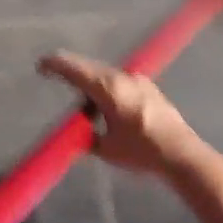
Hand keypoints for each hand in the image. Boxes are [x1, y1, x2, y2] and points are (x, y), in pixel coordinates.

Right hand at [38, 50, 213, 180]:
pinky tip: (103, 104)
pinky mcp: (150, 90)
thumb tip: (77, 131)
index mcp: (108, 88)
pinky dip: (104, 87)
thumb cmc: (141, 151)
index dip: (55, 65)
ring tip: (78, 96)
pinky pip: (118, 81)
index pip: (74, 69)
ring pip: (105, 74)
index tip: (40, 65)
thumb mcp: (104, 147)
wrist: (183, 157)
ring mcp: (139, 82)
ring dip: (89, 80)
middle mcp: (123, 78)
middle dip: (70, 71)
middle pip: (89, 67)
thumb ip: (86, 134)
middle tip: (52, 74)